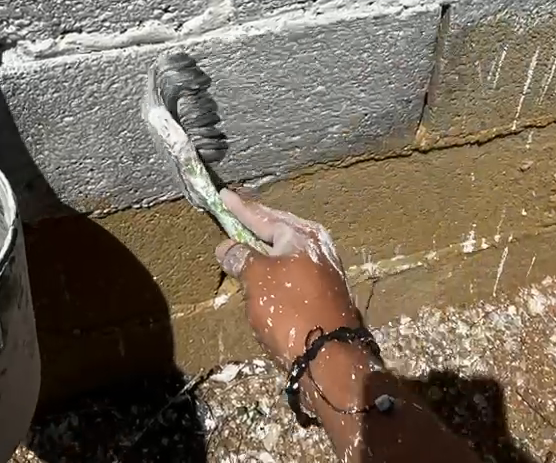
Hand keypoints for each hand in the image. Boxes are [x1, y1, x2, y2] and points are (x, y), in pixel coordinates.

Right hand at [215, 189, 361, 367]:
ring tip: (246, 238)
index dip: (240, 208)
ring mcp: (323, 269)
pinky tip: (263, 270)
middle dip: (255, 222)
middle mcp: (316, 245)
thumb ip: (241, 258)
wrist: (331, 359)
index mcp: (302, 235)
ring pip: (285, 250)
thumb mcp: (257, 280)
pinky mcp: (323, 293)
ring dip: (264, 246)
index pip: (263, 216)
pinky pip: (291, 268)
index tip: (224, 195)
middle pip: (277, 229)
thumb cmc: (291, 310)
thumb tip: (226, 247)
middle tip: (234, 210)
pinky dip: (274, 266)